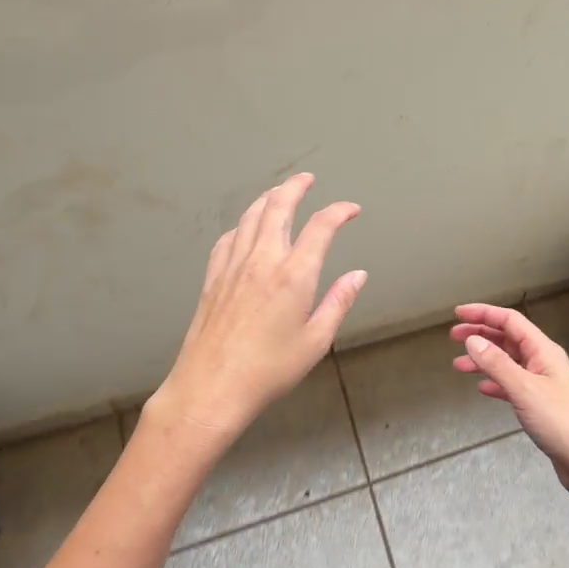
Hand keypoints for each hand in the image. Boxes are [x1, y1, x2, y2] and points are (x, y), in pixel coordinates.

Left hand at [150, 174, 365, 440]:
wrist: (210, 387)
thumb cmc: (269, 370)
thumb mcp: (315, 341)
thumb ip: (338, 302)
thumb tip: (358, 275)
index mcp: (294, 275)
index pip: (321, 227)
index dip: (339, 211)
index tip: (351, 209)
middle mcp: (263, 260)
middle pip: (278, 207)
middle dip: (296, 187)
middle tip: (307, 179)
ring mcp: (233, 266)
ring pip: (251, 217)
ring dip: (268, 199)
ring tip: (279, 194)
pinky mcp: (213, 277)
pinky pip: (229, 238)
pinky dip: (243, 225)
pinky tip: (246, 229)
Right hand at [451, 304, 568, 494]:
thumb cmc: (560, 421)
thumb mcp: (524, 389)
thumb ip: (497, 364)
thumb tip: (472, 340)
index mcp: (543, 350)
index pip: (510, 321)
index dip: (484, 313)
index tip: (458, 314)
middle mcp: (544, 361)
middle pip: (508, 339)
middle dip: (481, 334)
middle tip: (454, 337)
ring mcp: (544, 383)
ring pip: (509, 362)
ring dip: (485, 360)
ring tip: (459, 366)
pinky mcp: (542, 405)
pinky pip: (514, 384)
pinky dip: (496, 383)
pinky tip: (482, 389)